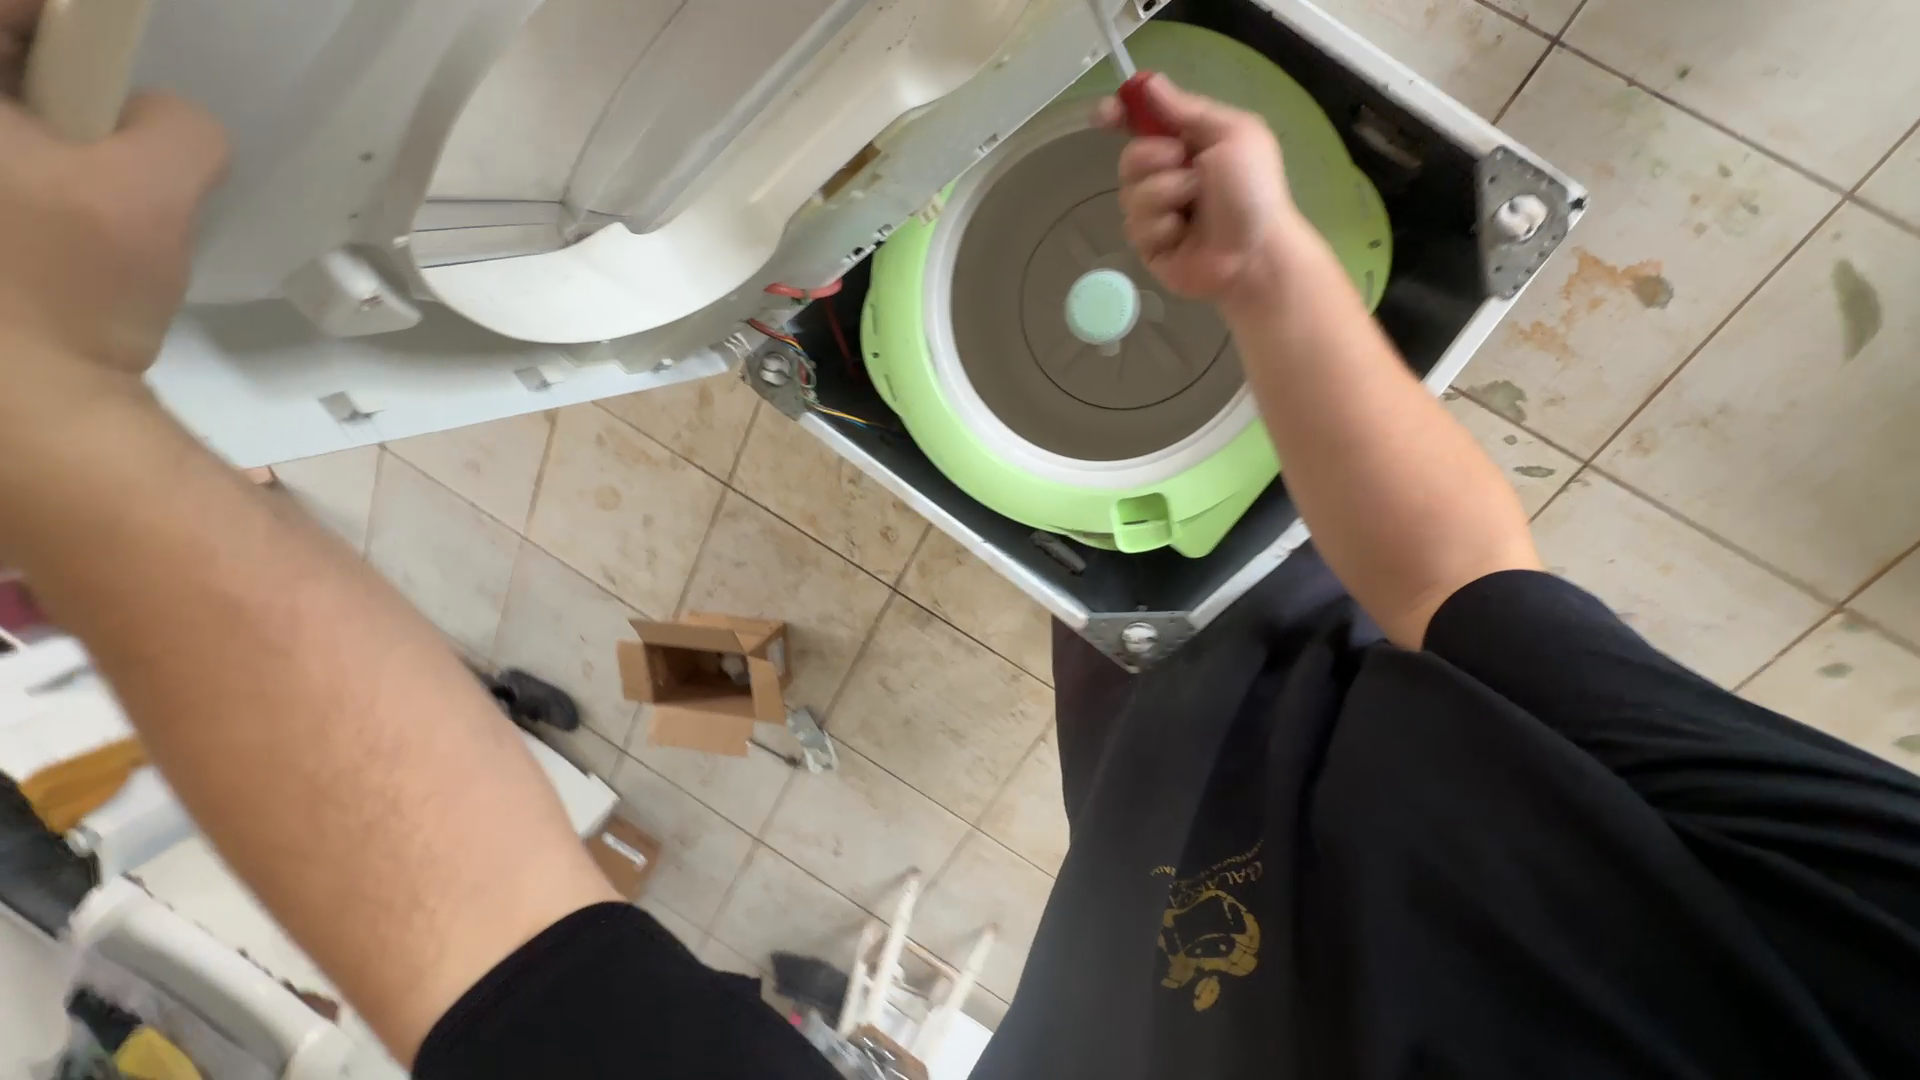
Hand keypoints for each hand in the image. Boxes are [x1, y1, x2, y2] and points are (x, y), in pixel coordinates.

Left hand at [0, 0, 225, 395]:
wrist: (18, 404)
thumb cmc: (62, 292)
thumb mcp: (148, 199)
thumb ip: (182, 132)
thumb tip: (173, 117)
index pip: (15, 12)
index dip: (75, 27)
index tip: (114, 62)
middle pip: (3, 61)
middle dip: (55, 85)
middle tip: (98, 142)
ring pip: (8, 120)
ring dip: (43, 133)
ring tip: (78, 194)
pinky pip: (11, 170)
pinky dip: (29, 176)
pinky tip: (47, 223)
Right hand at [1098, 75, 1304, 309]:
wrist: (1254, 254)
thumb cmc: (1253, 190)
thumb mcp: (1232, 134)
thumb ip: (1188, 109)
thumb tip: (1147, 82)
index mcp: (1188, 143)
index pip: (1141, 123)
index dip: (1119, 114)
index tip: (1106, 115)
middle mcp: (1167, 174)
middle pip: (1128, 158)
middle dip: (1150, 158)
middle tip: (1182, 163)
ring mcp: (1156, 212)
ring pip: (1129, 194)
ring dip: (1163, 195)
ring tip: (1192, 209)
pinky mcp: (1148, 245)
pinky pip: (1134, 227)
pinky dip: (1161, 227)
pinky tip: (1183, 236)